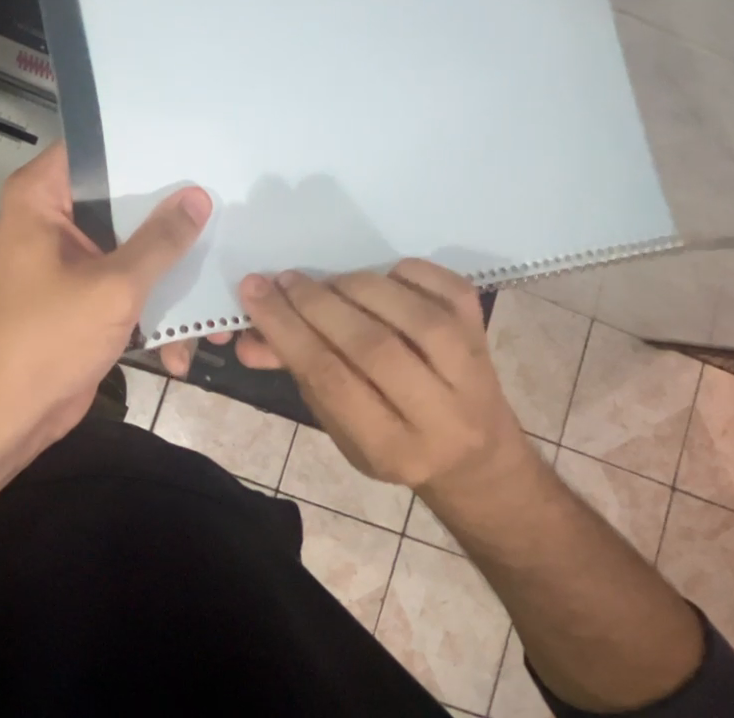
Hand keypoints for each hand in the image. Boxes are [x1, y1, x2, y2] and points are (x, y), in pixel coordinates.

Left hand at [0, 143, 211, 448]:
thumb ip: (160, 240)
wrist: (7, 417)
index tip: (193, 146)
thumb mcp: (114, 286)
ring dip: (166, 267)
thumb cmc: (48, 339)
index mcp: (39, 197)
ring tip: (223, 270)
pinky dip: (149, 303)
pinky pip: (121, 280)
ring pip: (125, 242)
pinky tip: (187, 337)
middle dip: (167, 211)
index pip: (95, 149)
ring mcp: (64, 258)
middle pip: (117, 197)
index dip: (142, 147)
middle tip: (224, 197)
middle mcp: (48, 218)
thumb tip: (198, 197)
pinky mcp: (78, 294)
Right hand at [236, 260, 533, 499]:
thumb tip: (248, 336)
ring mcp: (472, 373)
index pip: (331, 380)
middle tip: (282, 281)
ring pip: (413, 317)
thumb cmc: (394, 446)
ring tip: (326, 282)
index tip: (254, 293)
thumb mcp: (340, 428)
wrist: (477, 459)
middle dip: (317, 305)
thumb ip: (300, 377)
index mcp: (393, 449)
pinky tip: (379, 277)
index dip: (287, 331)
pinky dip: (406, 273)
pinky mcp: (485, 336)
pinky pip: (448, 290)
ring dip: (357, 288)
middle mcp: (440, 415)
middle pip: (372, 346)